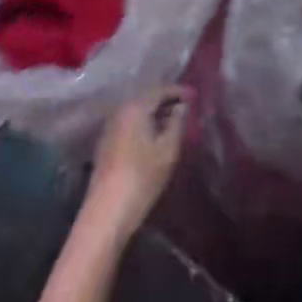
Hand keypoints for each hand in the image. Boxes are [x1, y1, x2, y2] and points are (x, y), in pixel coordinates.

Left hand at [85, 86, 189, 234]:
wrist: (107, 212)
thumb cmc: (143, 177)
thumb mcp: (168, 149)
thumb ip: (178, 122)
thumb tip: (182, 106)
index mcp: (135, 108)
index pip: (160, 89)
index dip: (179, 91)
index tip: (195, 96)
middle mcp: (119, 112)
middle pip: (146, 97)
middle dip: (166, 99)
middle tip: (187, 105)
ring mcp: (110, 128)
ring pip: (136, 110)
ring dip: (155, 111)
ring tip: (174, 119)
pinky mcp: (106, 143)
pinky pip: (129, 122)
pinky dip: (145, 122)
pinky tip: (156, 133)